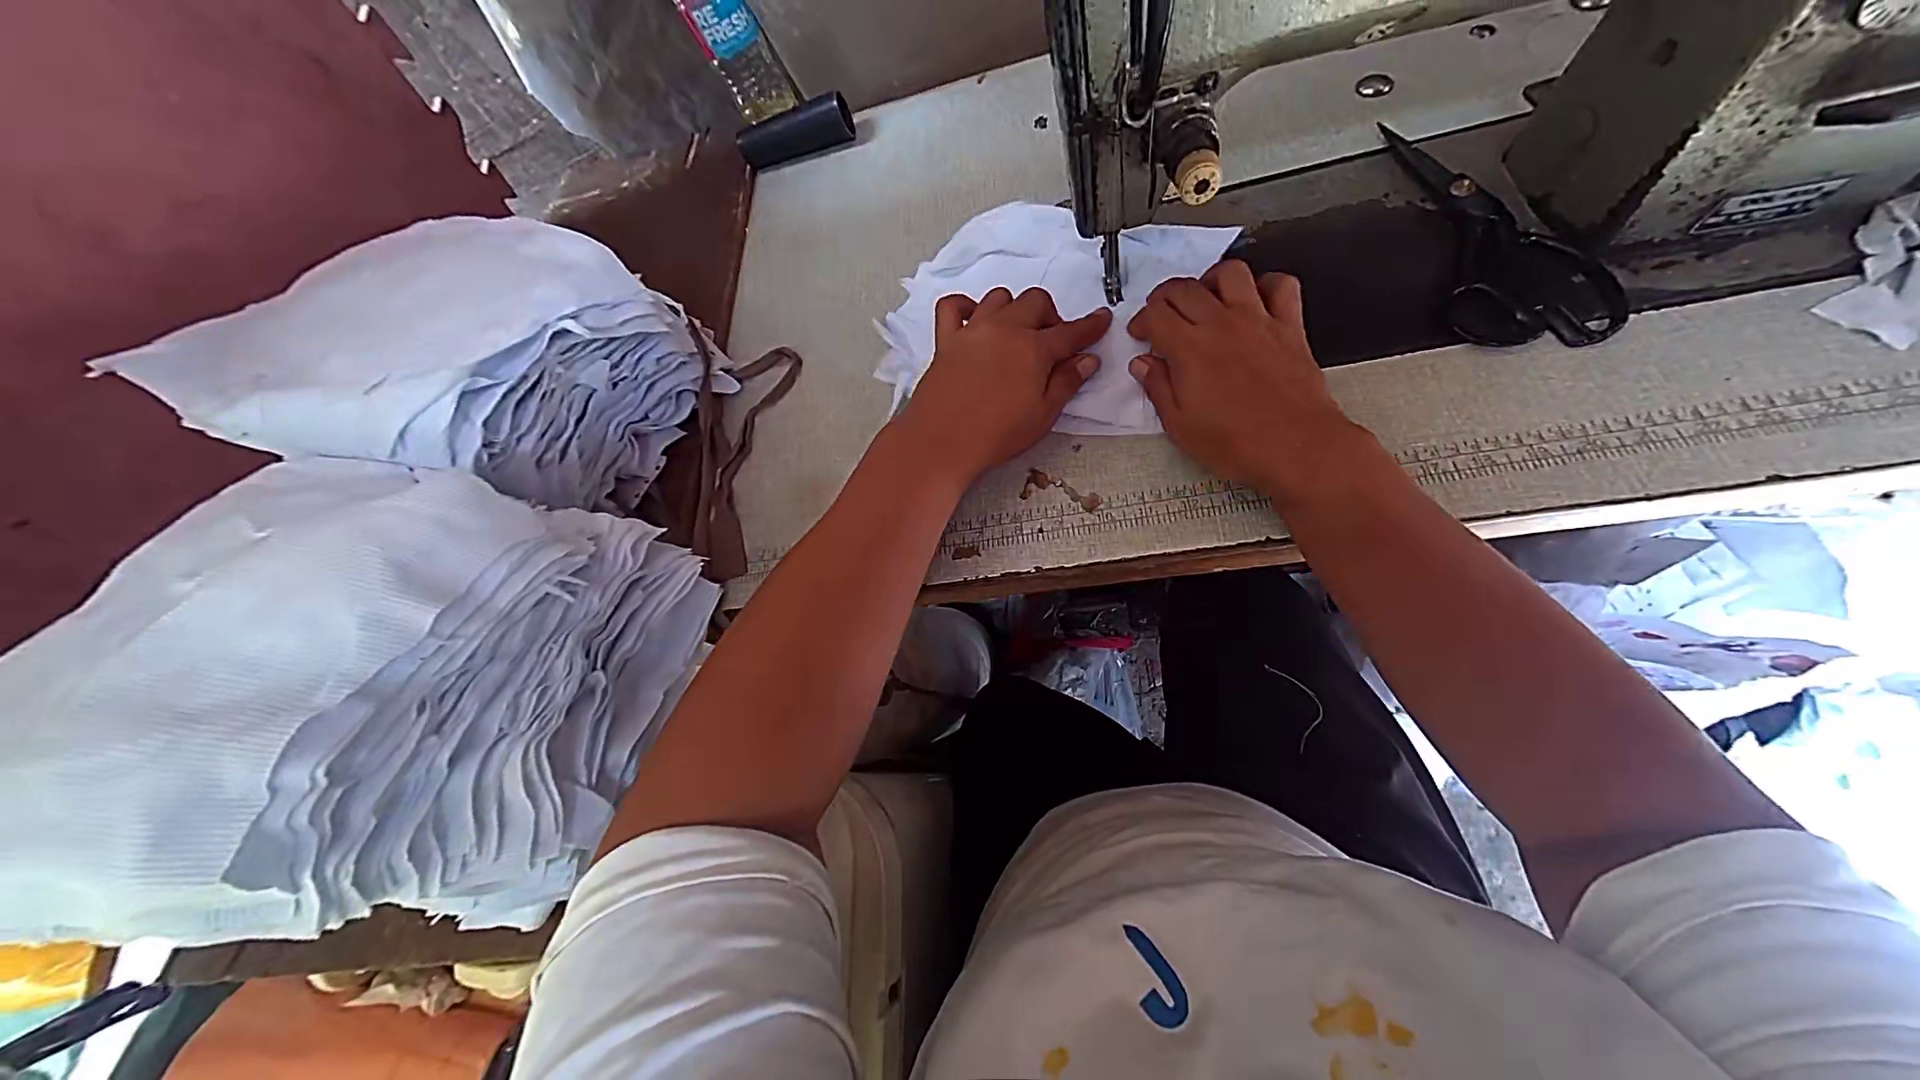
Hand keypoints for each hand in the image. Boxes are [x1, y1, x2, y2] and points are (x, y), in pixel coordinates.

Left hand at [896, 286, 1111, 483]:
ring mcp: (972, 332)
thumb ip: (1067, 382)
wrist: (942, 442)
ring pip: (999, 298)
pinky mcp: (946, 341)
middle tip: (1053, 342)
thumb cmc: (994, 434)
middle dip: (1051, 316)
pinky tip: (975, 322)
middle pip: (1036, 302)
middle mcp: (1004, 331)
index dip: (1089, 326)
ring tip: (1017, 333)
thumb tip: (1087, 361)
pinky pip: (953, 307)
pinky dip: (966, 306)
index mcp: (1033, 349)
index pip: (1070, 332)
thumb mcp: (1043, 414)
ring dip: (1014, 309)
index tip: (1100, 320)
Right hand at [1127, 260, 1375, 506]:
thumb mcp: (1180, 425)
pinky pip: (1280, 285)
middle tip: (1162, 314)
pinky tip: (1254, 300)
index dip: (1141, 321)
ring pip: (1231, 273)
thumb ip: (1158, 388)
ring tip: (1204, 298)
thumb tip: (1144, 366)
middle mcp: (1222, 326)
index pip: (1155, 314)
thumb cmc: (1239, 442)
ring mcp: (1258, 322)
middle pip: (1185, 288)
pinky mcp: (1288, 328)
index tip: (1141, 334)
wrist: (1294, 447)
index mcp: (1190, 349)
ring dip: (1211, 280)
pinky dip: (1265, 284)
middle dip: (1165, 297)